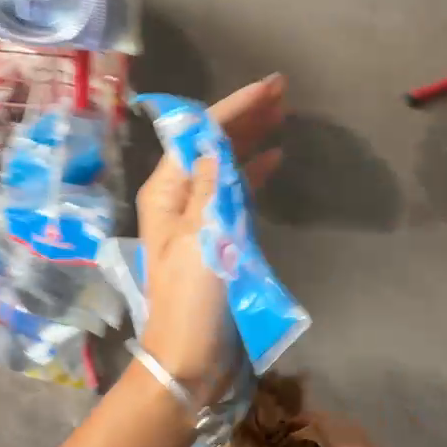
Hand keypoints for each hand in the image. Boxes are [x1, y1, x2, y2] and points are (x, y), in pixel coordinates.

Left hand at [135, 74, 285, 402]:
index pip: (200, 135)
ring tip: (280, 112)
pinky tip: (273, 157)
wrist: (189, 360)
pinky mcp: (216, 235)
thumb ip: (210, 190)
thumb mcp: (200, 242)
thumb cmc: (190, 301)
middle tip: (280, 90)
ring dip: (250, 137)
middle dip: (243, 114)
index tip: (267, 87)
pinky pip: (235, 190)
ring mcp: (197, 214)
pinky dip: (253, 171)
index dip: (234, 107)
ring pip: (225, 162)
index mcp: (166, 191)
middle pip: (212, 143)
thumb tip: (216, 143)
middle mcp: (178, 195)